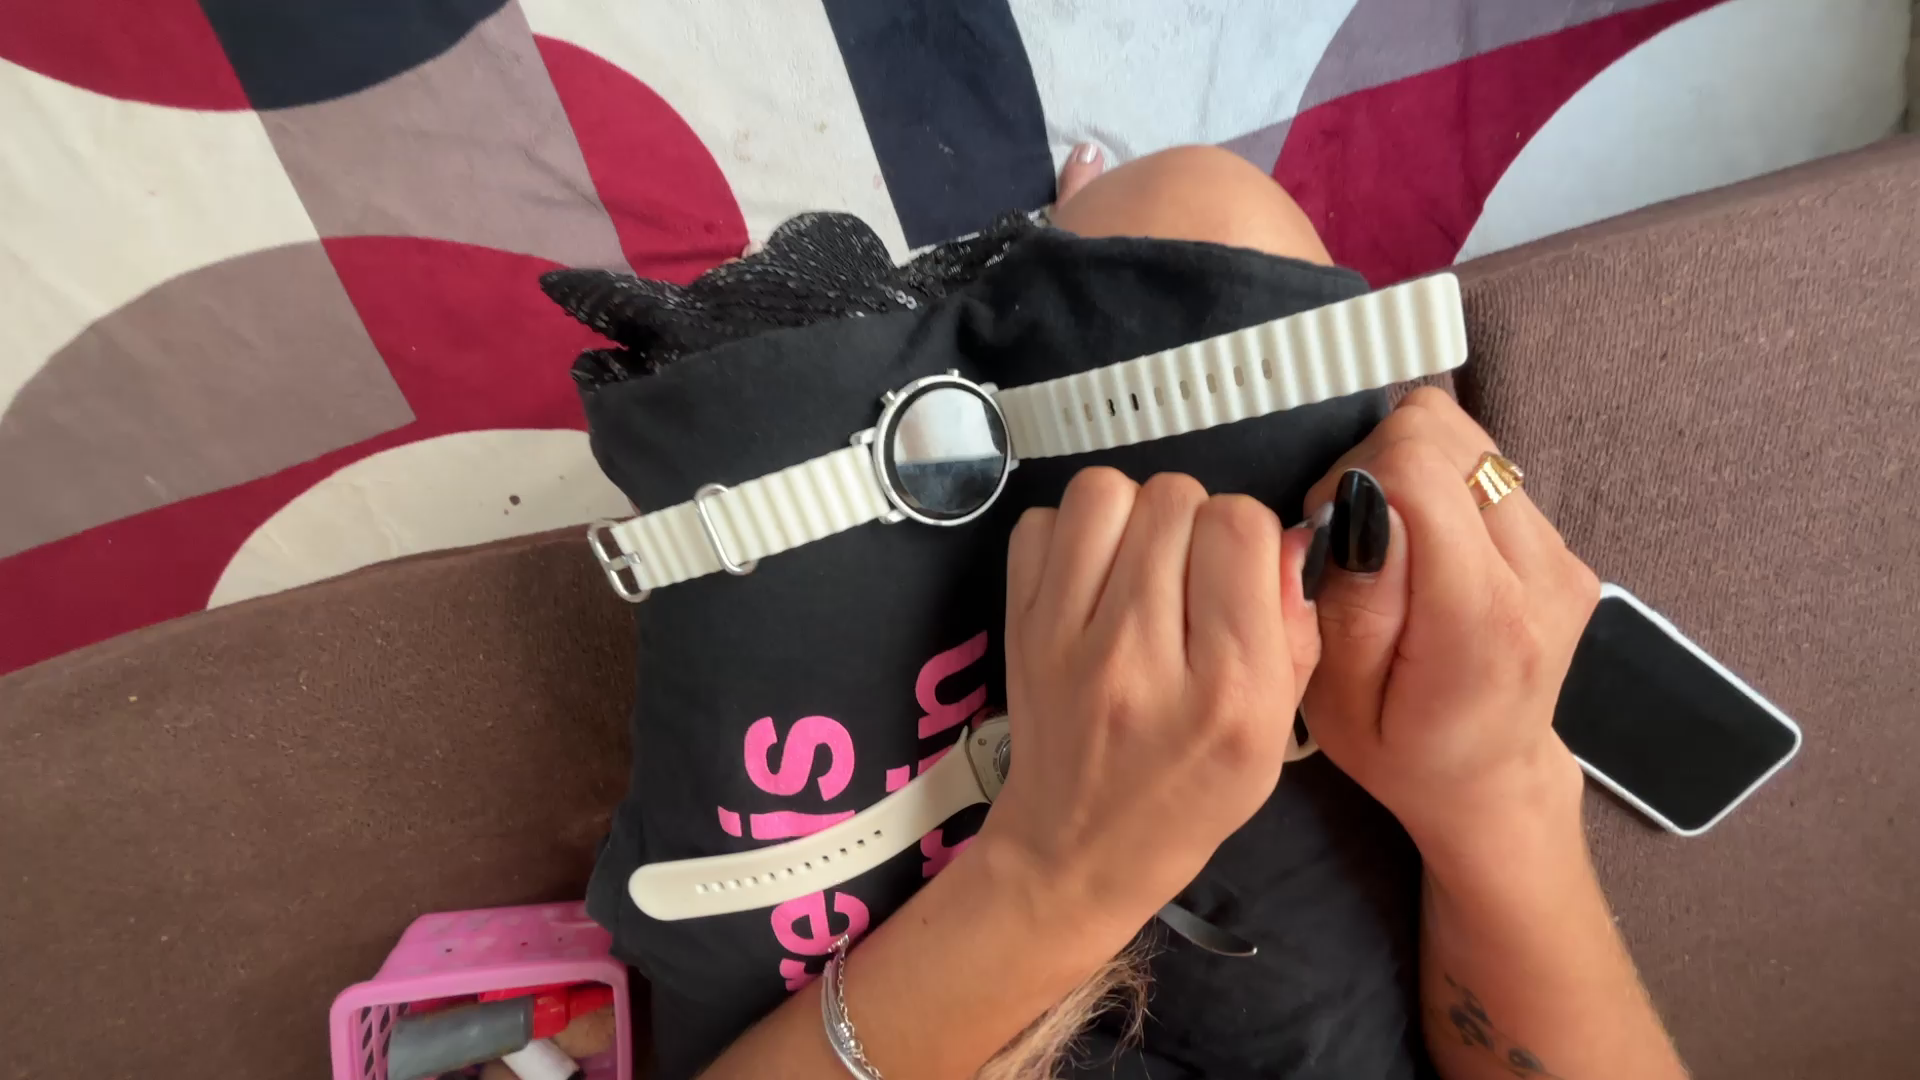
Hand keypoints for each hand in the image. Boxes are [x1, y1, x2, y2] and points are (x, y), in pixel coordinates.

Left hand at [980, 468, 1321, 931]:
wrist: (1076, 842)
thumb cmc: (1190, 794)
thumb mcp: (1276, 733)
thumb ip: (1293, 626)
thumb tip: (1282, 534)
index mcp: (1225, 689)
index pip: (1239, 527)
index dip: (1245, 529)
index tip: (1234, 567)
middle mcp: (1138, 653)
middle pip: (1172, 497)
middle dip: (1192, 518)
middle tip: (1185, 569)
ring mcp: (1062, 635)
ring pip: (1102, 492)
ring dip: (1129, 510)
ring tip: (1135, 559)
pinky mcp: (1015, 623)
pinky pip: (1040, 522)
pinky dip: (1069, 532)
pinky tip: (1087, 575)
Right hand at [1299, 389, 1597, 873]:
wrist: (1488, 777)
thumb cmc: (1395, 747)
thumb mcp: (1336, 697)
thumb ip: (1352, 604)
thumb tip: (1362, 506)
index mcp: (1482, 617)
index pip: (1420, 470)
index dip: (1351, 478)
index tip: (1328, 530)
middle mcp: (1541, 570)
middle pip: (1441, 435)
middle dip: (1372, 465)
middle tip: (1350, 533)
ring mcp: (1561, 551)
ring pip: (1462, 434)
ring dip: (1403, 468)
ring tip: (1382, 536)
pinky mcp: (1559, 541)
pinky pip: (1479, 459)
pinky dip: (1431, 479)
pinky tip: (1417, 538)